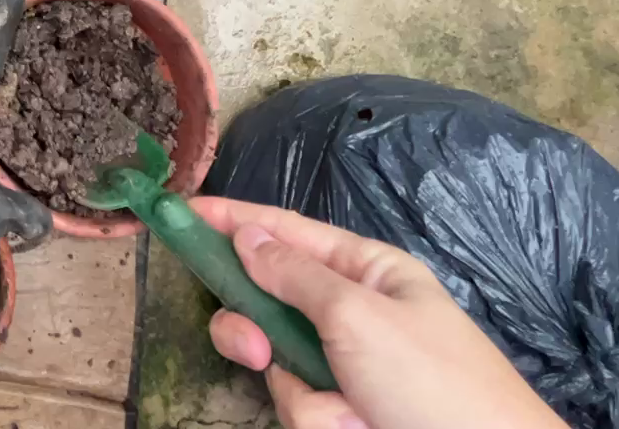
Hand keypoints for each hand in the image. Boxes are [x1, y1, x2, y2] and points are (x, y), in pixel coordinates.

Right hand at [194, 197, 565, 428]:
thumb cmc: (435, 388)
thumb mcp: (359, 317)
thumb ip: (291, 272)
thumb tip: (245, 232)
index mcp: (366, 271)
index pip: (285, 231)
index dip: (233, 218)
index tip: (184, 212)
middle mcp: (350, 312)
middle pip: (267, 293)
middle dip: (253, 321)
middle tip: (252, 345)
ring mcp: (345, 366)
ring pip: (274, 354)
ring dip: (295, 384)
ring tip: (336, 413)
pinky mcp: (342, 411)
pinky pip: (298, 401)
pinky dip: (320, 419)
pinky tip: (353, 428)